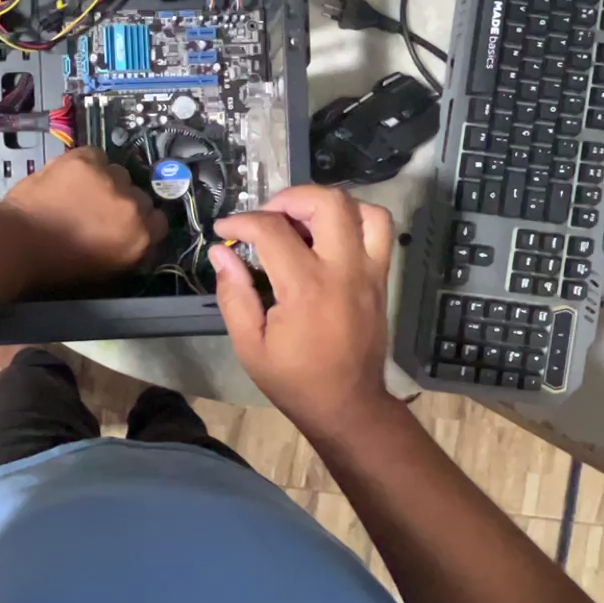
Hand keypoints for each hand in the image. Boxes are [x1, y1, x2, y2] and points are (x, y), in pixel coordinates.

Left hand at [0, 147, 165, 284]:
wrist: (19, 242)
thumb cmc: (58, 266)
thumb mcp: (106, 270)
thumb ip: (130, 249)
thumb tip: (136, 236)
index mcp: (141, 236)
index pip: (160, 221)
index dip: (142, 221)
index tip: (126, 223)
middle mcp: (133, 205)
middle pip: (140, 195)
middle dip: (124, 202)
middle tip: (99, 209)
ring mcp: (110, 179)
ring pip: (119, 173)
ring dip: (106, 181)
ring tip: (81, 192)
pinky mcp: (86, 159)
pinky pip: (97, 155)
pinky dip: (87, 164)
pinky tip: (71, 176)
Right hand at [210, 186, 394, 432]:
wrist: (347, 405)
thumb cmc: (294, 379)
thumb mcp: (249, 344)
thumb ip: (233, 293)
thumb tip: (222, 252)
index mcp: (305, 288)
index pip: (272, 230)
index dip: (242, 222)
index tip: (225, 230)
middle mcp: (343, 270)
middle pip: (327, 202)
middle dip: (290, 198)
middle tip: (268, 217)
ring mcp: (369, 271)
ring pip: (362, 209)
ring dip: (328, 204)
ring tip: (302, 220)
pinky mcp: (381, 277)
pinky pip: (379, 229)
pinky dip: (355, 218)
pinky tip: (328, 235)